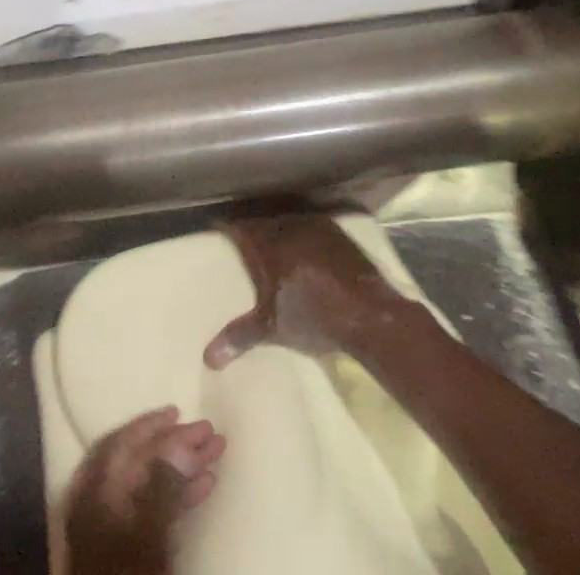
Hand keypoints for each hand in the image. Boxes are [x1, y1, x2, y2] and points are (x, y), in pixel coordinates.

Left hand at [65, 406, 226, 574]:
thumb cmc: (126, 572)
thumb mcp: (146, 531)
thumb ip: (163, 483)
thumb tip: (182, 440)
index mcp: (94, 493)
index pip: (120, 444)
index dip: (148, 425)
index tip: (179, 411)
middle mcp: (99, 503)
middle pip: (137, 461)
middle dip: (174, 443)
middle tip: (209, 432)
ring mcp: (113, 526)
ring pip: (149, 483)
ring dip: (183, 466)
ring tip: (217, 453)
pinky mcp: (129, 547)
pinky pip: (154, 509)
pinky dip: (179, 494)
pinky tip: (207, 486)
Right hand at [203, 199, 419, 369]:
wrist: (371, 315)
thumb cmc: (315, 318)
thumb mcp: (272, 328)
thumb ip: (239, 337)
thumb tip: (208, 359)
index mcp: (270, 245)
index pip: (241, 226)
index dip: (228, 226)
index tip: (218, 227)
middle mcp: (292, 228)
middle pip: (265, 220)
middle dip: (253, 226)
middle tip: (243, 236)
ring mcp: (319, 229)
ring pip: (290, 220)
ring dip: (279, 226)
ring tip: (271, 238)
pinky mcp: (340, 236)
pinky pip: (312, 225)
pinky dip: (302, 232)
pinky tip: (304, 245)